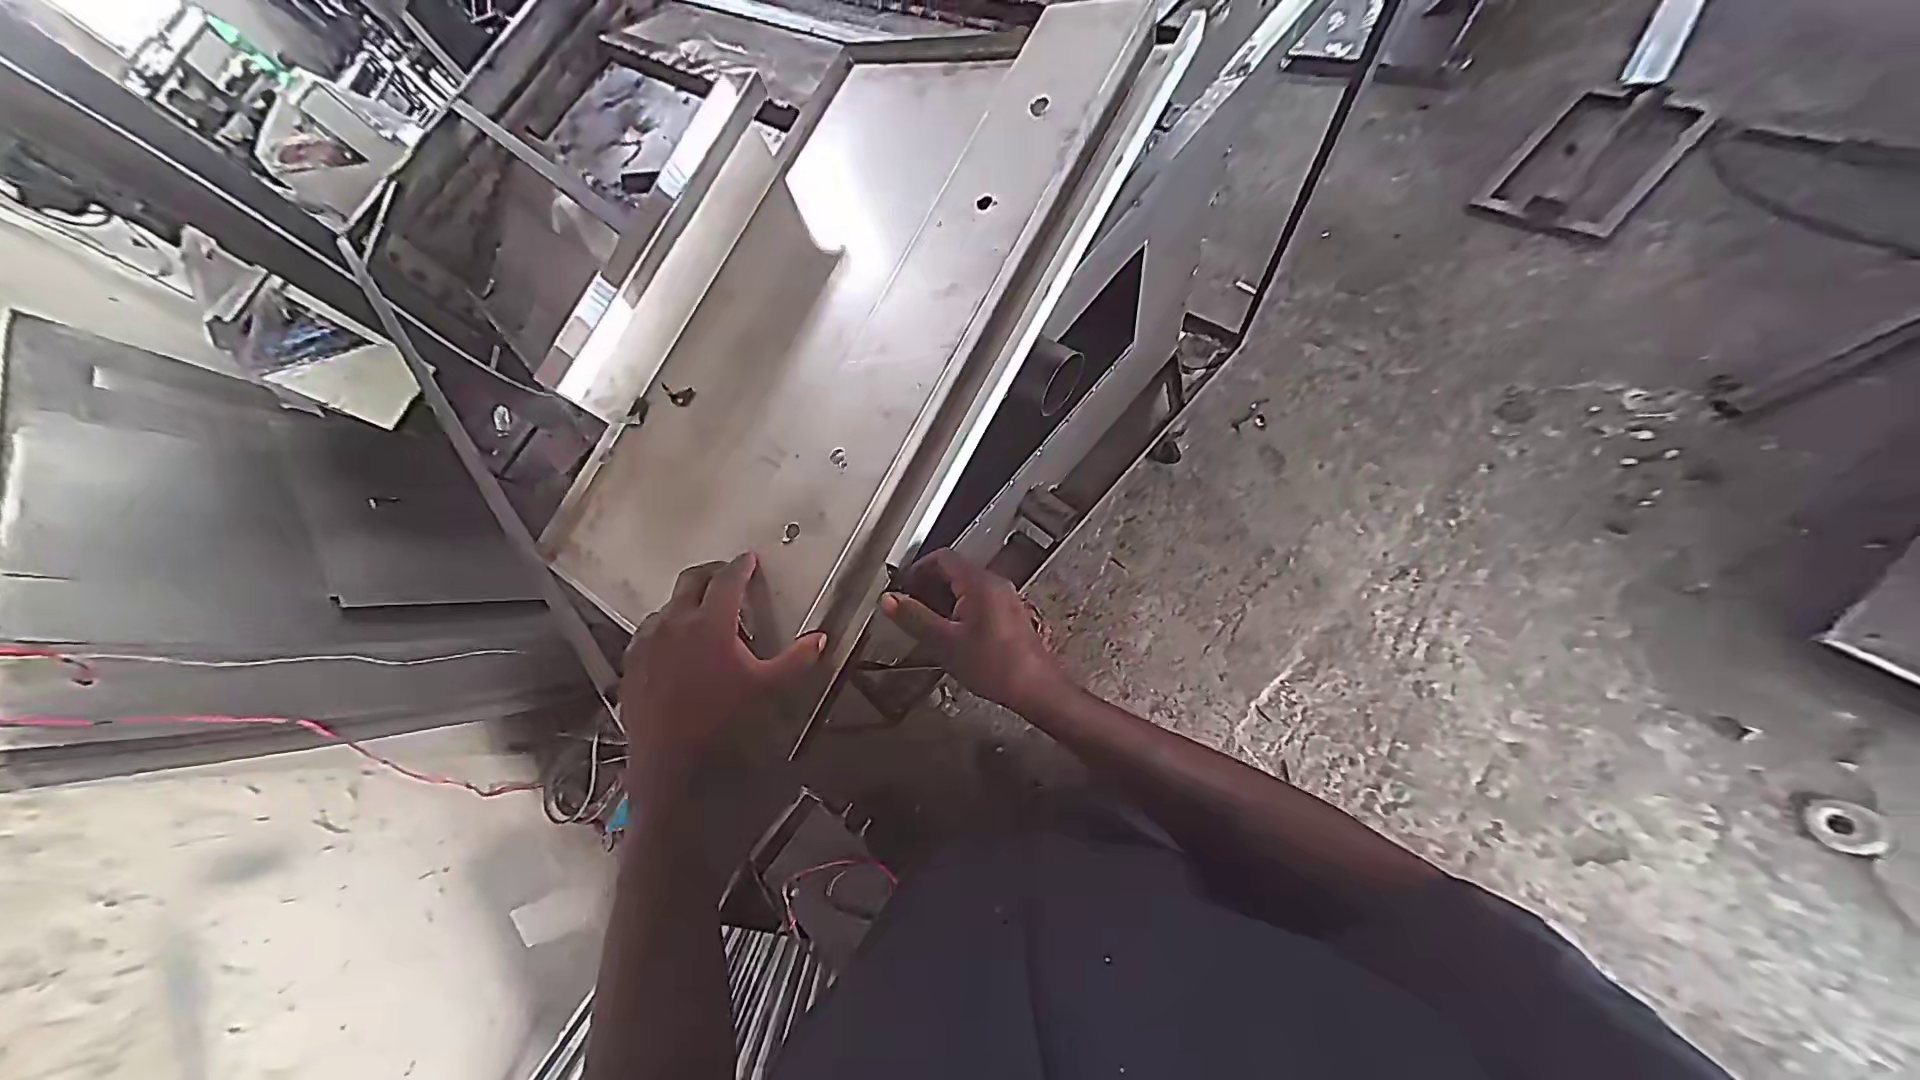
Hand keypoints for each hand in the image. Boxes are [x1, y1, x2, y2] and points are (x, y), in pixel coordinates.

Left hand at [621, 554, 825, 805]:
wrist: (672, 770)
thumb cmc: (724, 725)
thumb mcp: (768, 689)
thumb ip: (797, 660)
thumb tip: (820, 639)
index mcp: (710, 623)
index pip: (727, 579)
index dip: (742, 566)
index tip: (751, 560)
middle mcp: (673, 624)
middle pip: (691, 580)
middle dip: (712, 572)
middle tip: (729, 575)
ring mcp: (646, 644)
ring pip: (667, 606)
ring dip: (688, 601)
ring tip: (706, 615)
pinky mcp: (631, 665)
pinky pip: (648, 631)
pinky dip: (666, 626)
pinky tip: (676, 645)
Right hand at [879, 549, 1073, 712]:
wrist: (1035, 688)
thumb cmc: (998, 666)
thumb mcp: (944, 642)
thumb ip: (914, 617)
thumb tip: (891, 601)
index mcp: (979, 583)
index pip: (942, 557)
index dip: (917, 568)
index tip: (903, 585)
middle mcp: (996, 585)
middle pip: (955, 571)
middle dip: (928, 586)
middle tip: (910, 605)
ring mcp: (1006, 599)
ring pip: (967, 587)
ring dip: (944, 600)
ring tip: (929, 624)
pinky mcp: (1010, 615)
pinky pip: (980, 602)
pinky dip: (961, 610)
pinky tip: (953, 636)